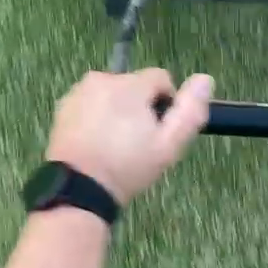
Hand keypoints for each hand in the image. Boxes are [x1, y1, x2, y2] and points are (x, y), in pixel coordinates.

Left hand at [45, 69, 212, 201]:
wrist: (79, 188)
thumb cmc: (127, 168)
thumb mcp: (168, 146)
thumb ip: (189, 111)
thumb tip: (205, 79)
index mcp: (129, 84)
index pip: (161, 78)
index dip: (166, 105)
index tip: (158, 132)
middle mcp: (102, 78)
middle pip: (133, 87)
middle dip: (139, 108)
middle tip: (137, 143)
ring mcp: (78, 92)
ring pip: (110, 95)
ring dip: (117, 112)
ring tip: (115, 146)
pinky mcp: (62, 108)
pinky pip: (89, 106)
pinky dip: (95, 118)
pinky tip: (96, 144)